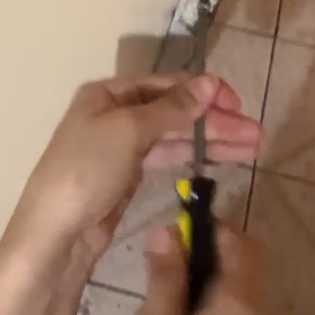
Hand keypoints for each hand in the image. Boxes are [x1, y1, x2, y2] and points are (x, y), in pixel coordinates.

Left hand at [4, 75, 261, 261]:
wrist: (56, 231)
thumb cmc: (86, 170)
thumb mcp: (128, 131)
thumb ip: (171, 108)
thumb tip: (210, 83)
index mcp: (108, 94)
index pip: (166, 85)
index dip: (204, 92)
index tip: (240, 105)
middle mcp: (114, 114)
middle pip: (174, 111)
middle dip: (216, 121)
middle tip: (258, 135)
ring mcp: (121, 146)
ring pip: (175, 137)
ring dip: (212, 141)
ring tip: (254, 149)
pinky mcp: (127, 176)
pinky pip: (167, 158)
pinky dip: (194, 157)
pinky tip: (221, 159)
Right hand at [123, 221, 267, 314]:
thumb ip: (164, 282)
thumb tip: (167, 230)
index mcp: (240, 309)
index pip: (240, 243)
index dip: (208, 225)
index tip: (169, 229)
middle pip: (246, 267)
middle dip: (207, 252)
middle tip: (158, 267)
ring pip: (242, 296)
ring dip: (207, 283)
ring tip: (160, 301)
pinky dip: (213, 311)